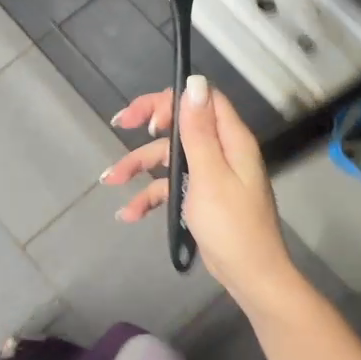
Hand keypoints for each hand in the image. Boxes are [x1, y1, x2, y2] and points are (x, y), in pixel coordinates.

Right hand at [102, 77, 298, 302]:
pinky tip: (128, 213)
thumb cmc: (231, 224)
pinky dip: (149, 196)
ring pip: (170, 158)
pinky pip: (171, 186)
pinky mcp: (202, 197)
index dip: (170, 100)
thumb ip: (198, 130)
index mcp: (231, 140)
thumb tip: (194, 83)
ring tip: (109, 180)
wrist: (251, 276)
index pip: (201, 100)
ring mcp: (211, 175)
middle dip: (147, 125)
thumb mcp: (209, 175)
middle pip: (181, 125)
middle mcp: (222, 151)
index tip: (145, 118)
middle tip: (118, 124)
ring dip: (138, 166)